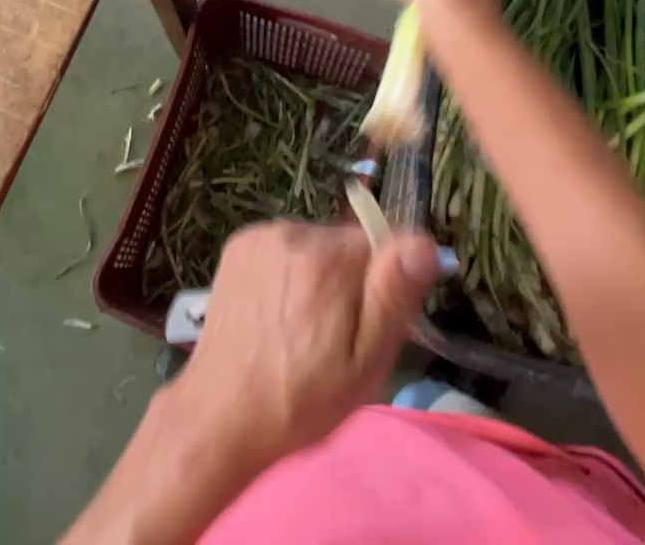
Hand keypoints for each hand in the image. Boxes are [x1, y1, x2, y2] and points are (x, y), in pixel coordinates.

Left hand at [165, 222, 440, 468]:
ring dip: (318, 276)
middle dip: (351, 281)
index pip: (384, 242)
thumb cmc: (302, 398)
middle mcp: (291, 231)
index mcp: (327, 256)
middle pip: (347, 243)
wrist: (221, 413)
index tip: (370, 325)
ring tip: (301, 330)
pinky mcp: (237, 247)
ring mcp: (259, 236)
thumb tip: (424, 241)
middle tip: (335, 337)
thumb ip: (394, 295)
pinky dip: (288, 273)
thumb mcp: (366, 361)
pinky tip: (276, 315)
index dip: (386, 285)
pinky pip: (283, 250)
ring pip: (315, 246)